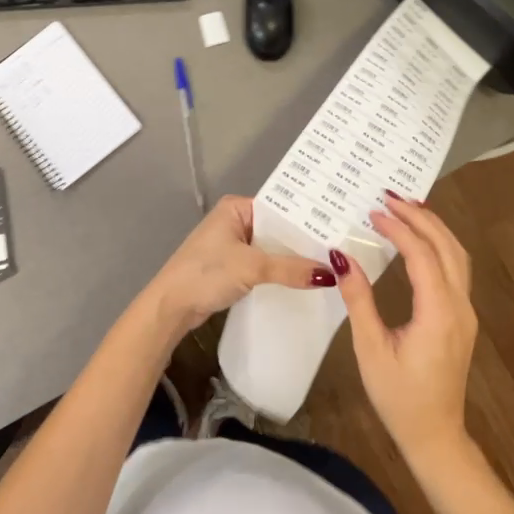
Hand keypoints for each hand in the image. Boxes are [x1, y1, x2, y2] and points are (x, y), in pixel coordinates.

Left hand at [143, 195, 335, 333]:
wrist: (171, 306)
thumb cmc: (207, 273)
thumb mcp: (251, 267)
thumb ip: (290, 268)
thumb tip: (332, 272)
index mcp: (236, 208)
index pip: (280, 207)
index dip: (307, 218)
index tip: (339, 227)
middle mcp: (236, 221)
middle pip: (278, 229)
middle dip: (304, 241)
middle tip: (342, 248)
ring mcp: (233, 245)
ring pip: (272, 249)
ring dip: (293, 259)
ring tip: (332, 265)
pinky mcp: (233, 267)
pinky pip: (265, 265)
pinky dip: (281, 272)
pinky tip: (304, 281)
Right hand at [336, 194, 478, 452]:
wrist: (434, 435)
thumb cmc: (398, 396)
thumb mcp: (370, 349)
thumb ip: (359, 300)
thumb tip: (341, 257)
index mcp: (438, 313)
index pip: (423, 256)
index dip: (400, 229)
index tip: (374, 211)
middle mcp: (459, 307)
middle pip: (448, 248)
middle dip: (421, 218)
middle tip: (390, 197)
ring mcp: (465, 313)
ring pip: (458, 256)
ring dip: (434, 228)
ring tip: (407, 207)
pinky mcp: (462, 319)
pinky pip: (456, 269)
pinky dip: (439, 245)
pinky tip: (420, 239)